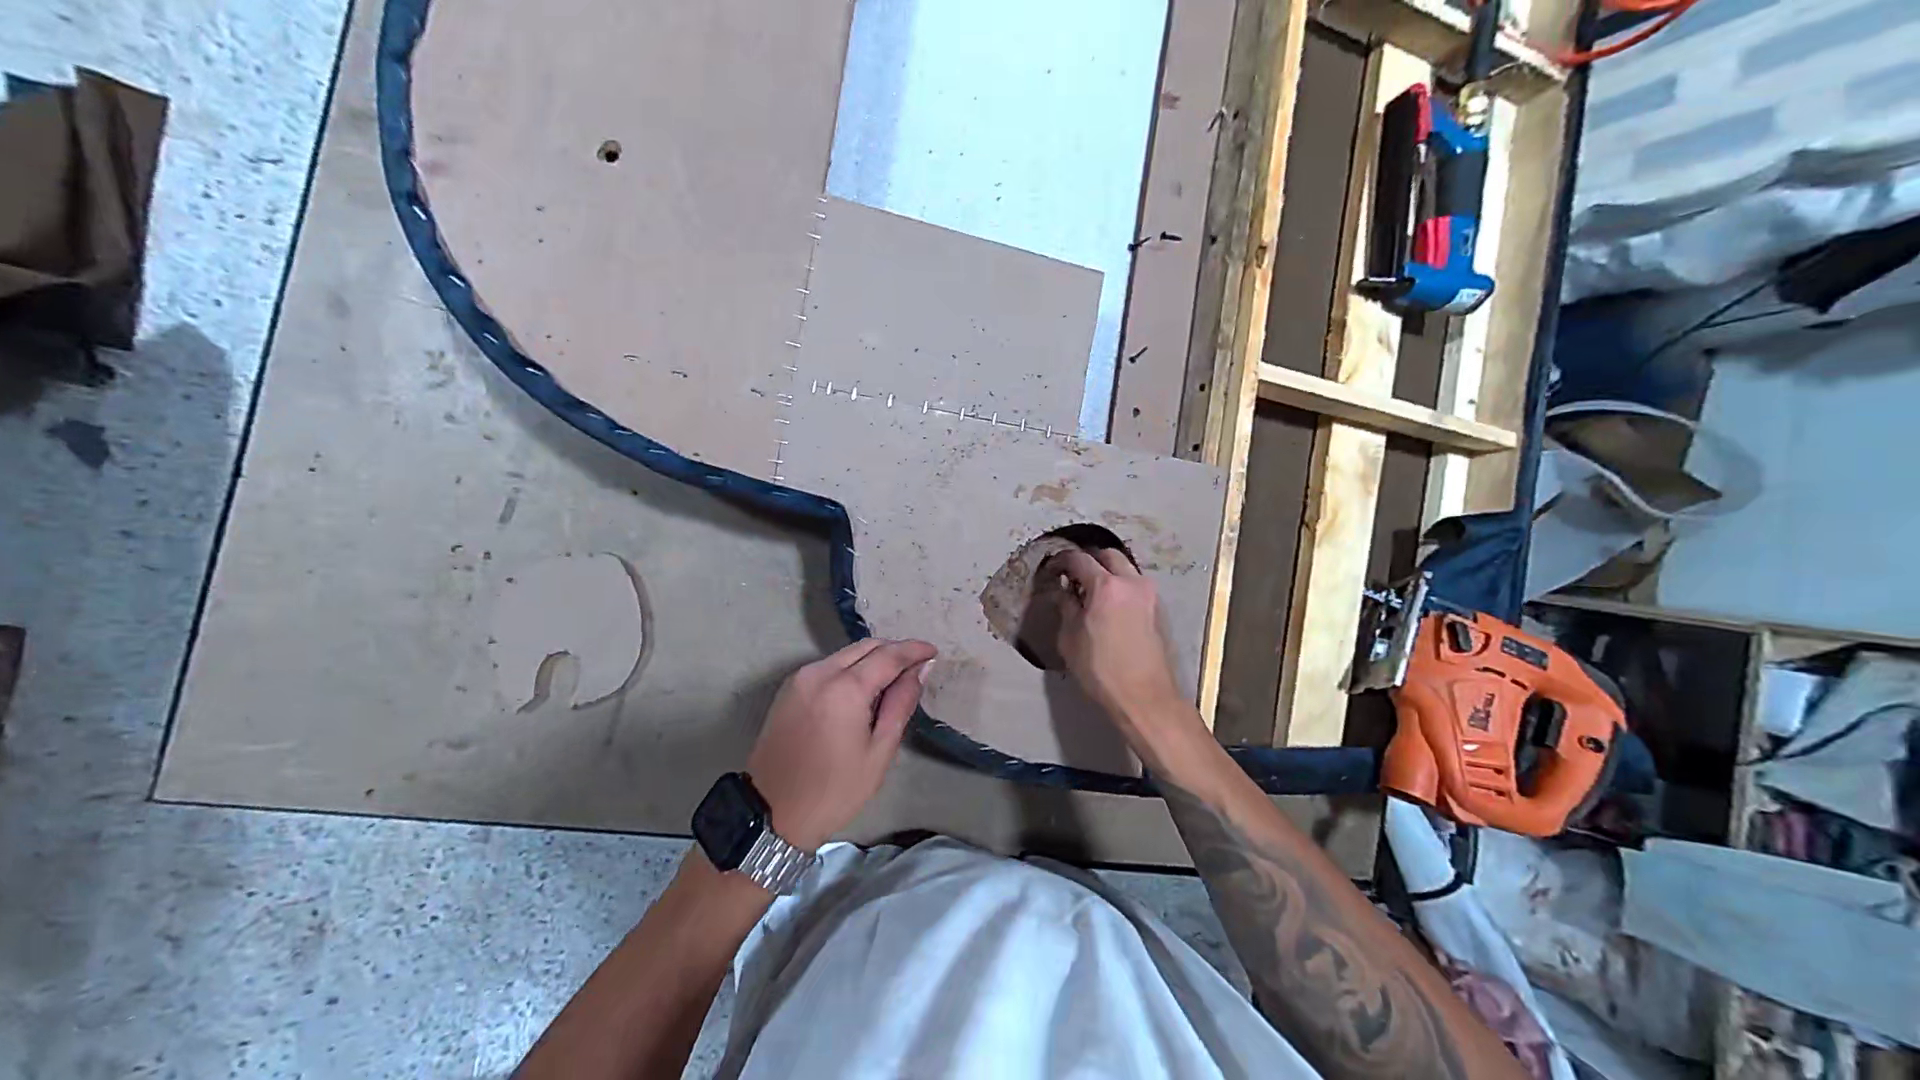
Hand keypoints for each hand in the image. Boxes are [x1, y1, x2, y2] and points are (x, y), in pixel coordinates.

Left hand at [745, 638, 936, 849]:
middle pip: (865, 647)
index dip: (914, 650)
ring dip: (871, 659)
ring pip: (845, 654)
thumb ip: (901, 703)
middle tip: (916, 667)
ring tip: (892, 681)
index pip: (888, 655)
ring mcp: (799, 678)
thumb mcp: (879, 751)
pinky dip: (849, 669)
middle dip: (893, 651)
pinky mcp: (788, 689)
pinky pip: (827, 667)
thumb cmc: (834, 790)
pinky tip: (861, 691)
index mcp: (845, 688)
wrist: (772, 813)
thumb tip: (920, 670)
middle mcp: (819, 672)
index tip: (933, 651)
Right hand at [1047, 549, 1196, 741]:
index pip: (1080, 559)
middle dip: (1089, 560)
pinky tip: (1108, 606)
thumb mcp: (1070, 639)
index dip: (1063, 560)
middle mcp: (1132, 582)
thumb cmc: (1102, 671)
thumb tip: (1065, 592)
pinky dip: (1120, 586)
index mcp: (1106, 587)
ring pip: (1126, 568)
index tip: (1053, 569)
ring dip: (1108, 572)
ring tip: (1090, 592)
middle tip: (1073, 575)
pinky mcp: (1158, 609)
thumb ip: (1066, 607)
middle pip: (1108, 555)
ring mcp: (1149, 594)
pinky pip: (1135, 585)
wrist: (1145, 697)